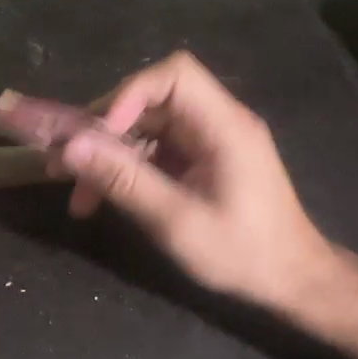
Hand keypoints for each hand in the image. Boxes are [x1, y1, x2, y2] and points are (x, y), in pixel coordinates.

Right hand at [56, 51, 337, 306]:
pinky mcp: (199, 162)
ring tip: (74, 189)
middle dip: (104, 129)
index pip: (174, 75)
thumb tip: (70, 147)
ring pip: (144, 128)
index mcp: (224, 126)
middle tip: (64, 161)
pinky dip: (123, 170)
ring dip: (107, 155)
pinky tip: (97, 199)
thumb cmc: (243, 253)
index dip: (130, 93)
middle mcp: (217, 123)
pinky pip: (152, 151)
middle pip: (150, 101)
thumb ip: (123, 180)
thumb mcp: (176, 221)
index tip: (100, 133)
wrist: (293, 283)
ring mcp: (208, 142)